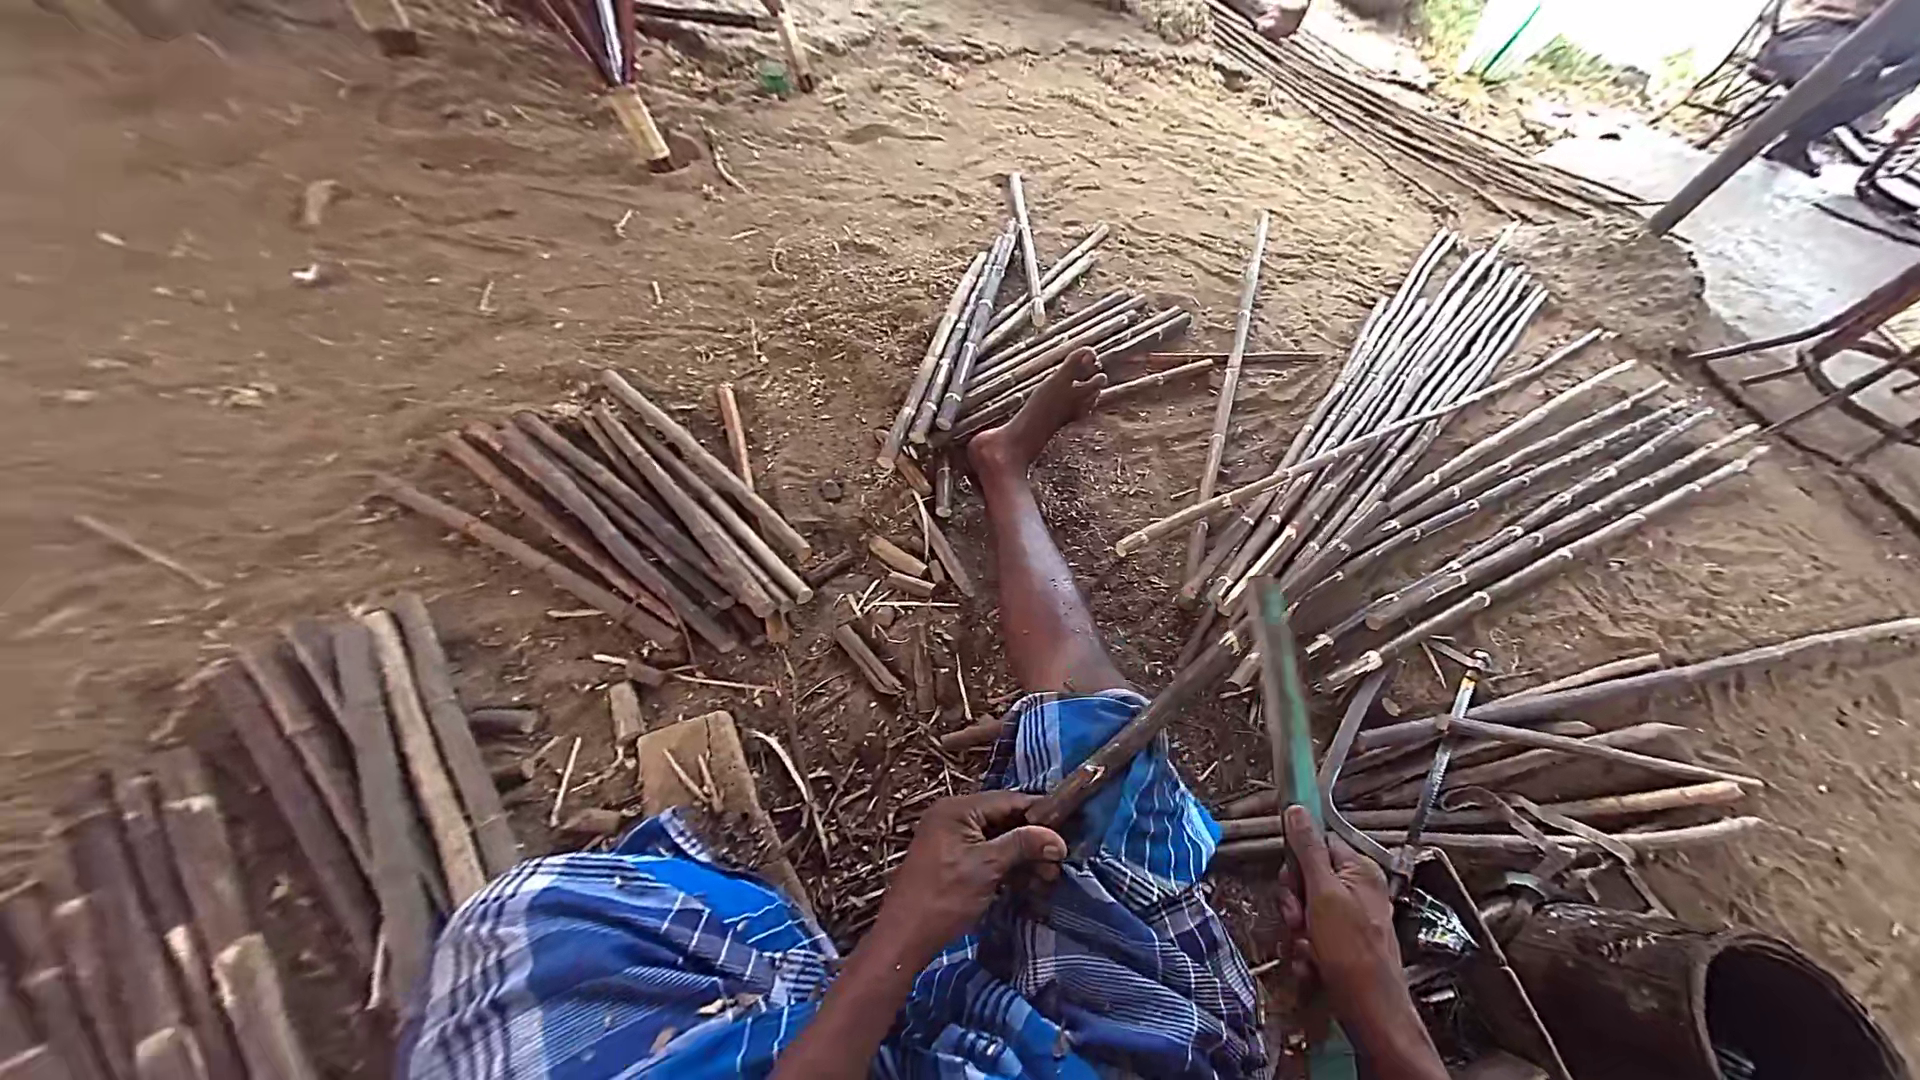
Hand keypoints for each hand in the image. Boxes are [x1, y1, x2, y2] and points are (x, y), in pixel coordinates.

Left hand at [872, 791, 1066, 963]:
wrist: (904, 938)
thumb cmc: (944, 897)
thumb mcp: (987, 867)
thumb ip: (1022, 845)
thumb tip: (1057, 838)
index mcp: (957, 808)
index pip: (1007, 800)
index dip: (1039, 813)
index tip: (1068, 828)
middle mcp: (953, 815)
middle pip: (1003, 818)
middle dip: (1032, 838)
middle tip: (1058, 861)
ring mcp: (951, 837)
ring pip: (996, 838)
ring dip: (1021, 855)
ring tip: (1047, 876)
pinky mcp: (951, 859)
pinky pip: (985, 852)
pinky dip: (1005, 864)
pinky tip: (1027, 880)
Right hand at [1278, 805, 1402, 1026]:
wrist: (1372, 1016)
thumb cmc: (1352, 953)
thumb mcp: (1323, 893)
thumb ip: (1307, 849)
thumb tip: (1297, 808)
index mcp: (1359, 870)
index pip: (1315, 842)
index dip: (1297, 860)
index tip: (1293, 881)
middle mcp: (1356, 888)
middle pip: (1304, 873)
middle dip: (1293, 899)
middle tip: (1299, 918)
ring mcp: (1349, 915)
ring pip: (1302, 903)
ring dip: (1296, 925)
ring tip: (1307, 944)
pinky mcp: (1341, 940)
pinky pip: (1309, 929)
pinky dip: (1304, 944)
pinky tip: (1312, 959)